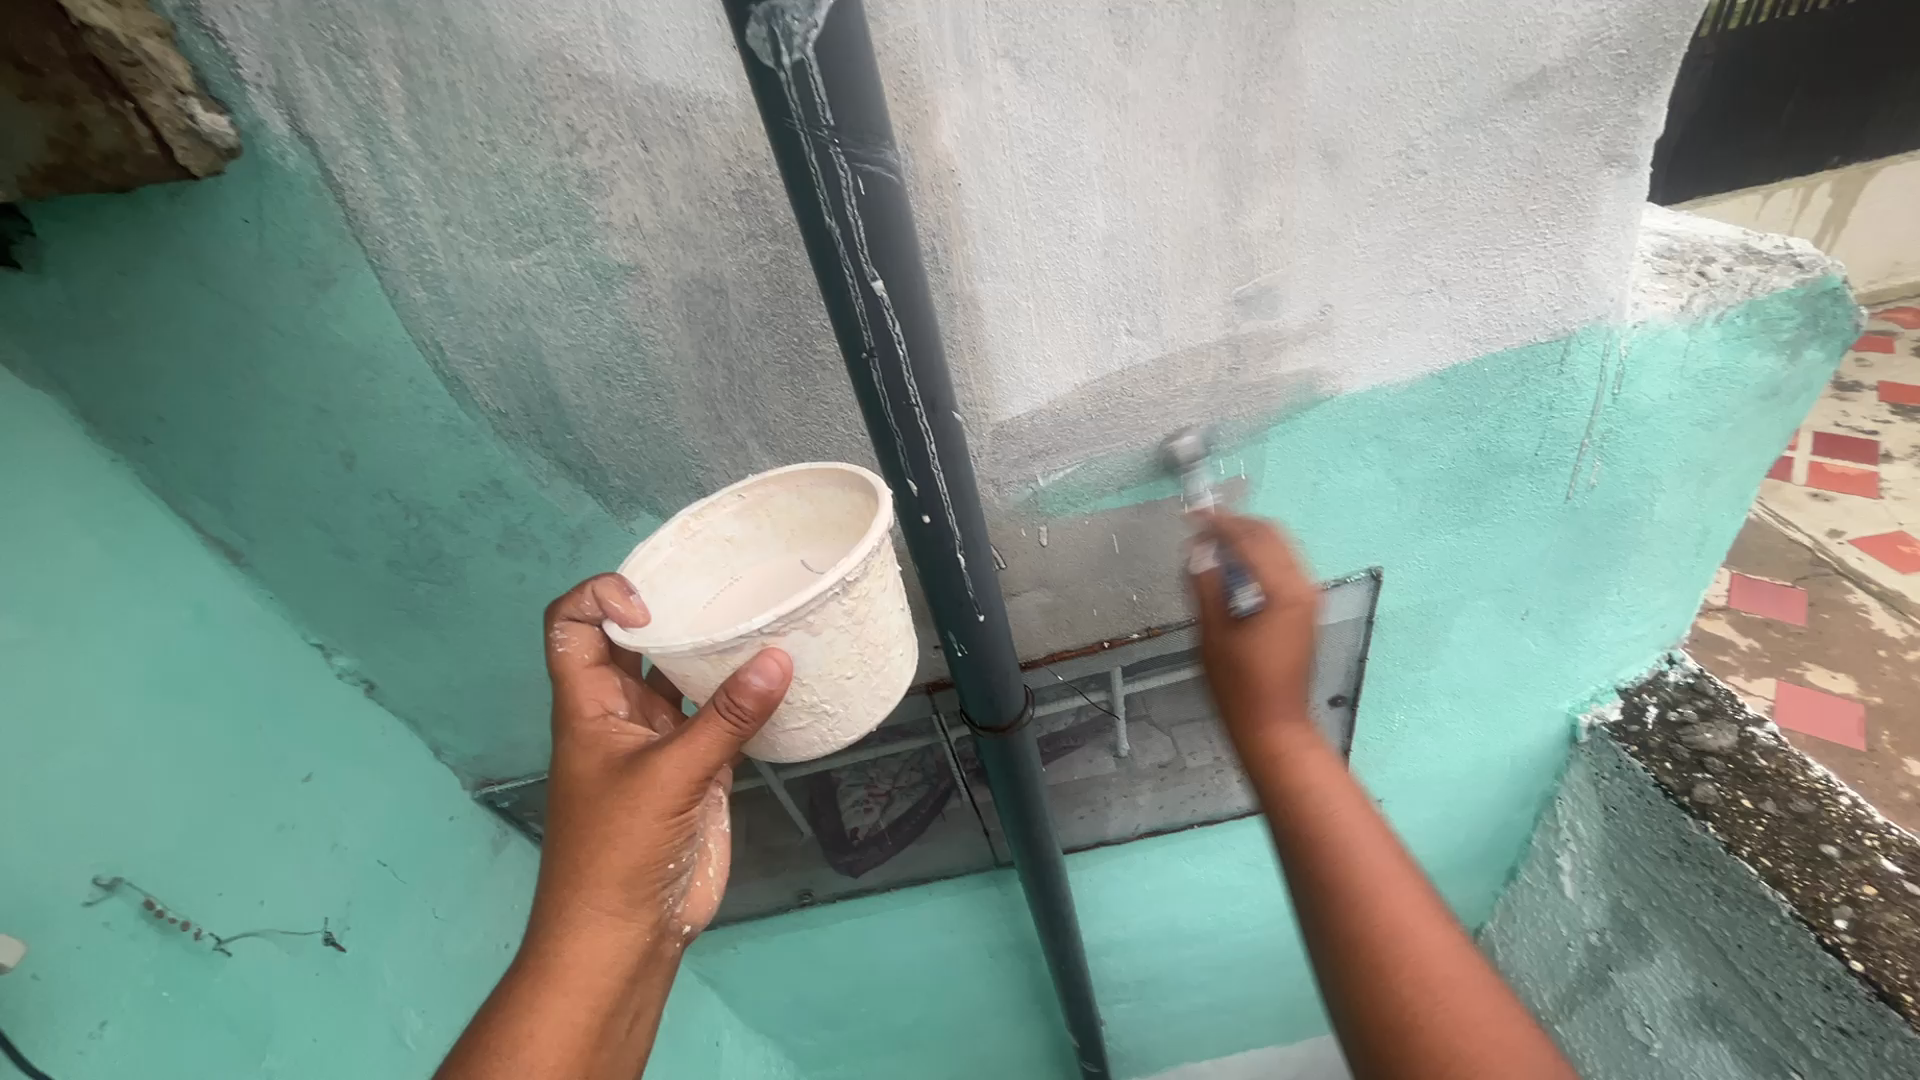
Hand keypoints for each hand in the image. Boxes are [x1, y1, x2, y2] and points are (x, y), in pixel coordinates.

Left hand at [533, 574, 792, 952]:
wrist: (627, 935)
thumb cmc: (619, 850)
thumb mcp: (670, 776)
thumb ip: (726, 717)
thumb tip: (779, 657)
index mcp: (590, 703)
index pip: (574, 625)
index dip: (603, 598)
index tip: (657, 604)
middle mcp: (624, 711)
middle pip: (639, 642)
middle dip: (675, 611)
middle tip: (730, 587)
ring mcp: (663, 738)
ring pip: (685, 677)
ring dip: (716, 652)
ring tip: (763, 619)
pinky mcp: (699, 766)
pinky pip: (723, 715)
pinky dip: (747, 696)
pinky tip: (781, 678)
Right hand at [1188, 513, 1318, 754]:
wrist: (1273, 726)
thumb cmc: (1238, 685)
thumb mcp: (1213, 633)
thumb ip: (1206, 585)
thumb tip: (1197, 552)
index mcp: (1282, 592)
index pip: (1250, 539)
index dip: (1218, 524)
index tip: (1192, 516)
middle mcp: (1304, 588)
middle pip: (1271, 535)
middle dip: (1235, 526)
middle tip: (1199, 527)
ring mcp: (1309, 599)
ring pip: (1279, 548)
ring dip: (1247, 540)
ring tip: (1211, 546)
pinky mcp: (1305, 610)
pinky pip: (1282, 568)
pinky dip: (1258, 559)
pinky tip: (1232, 569)